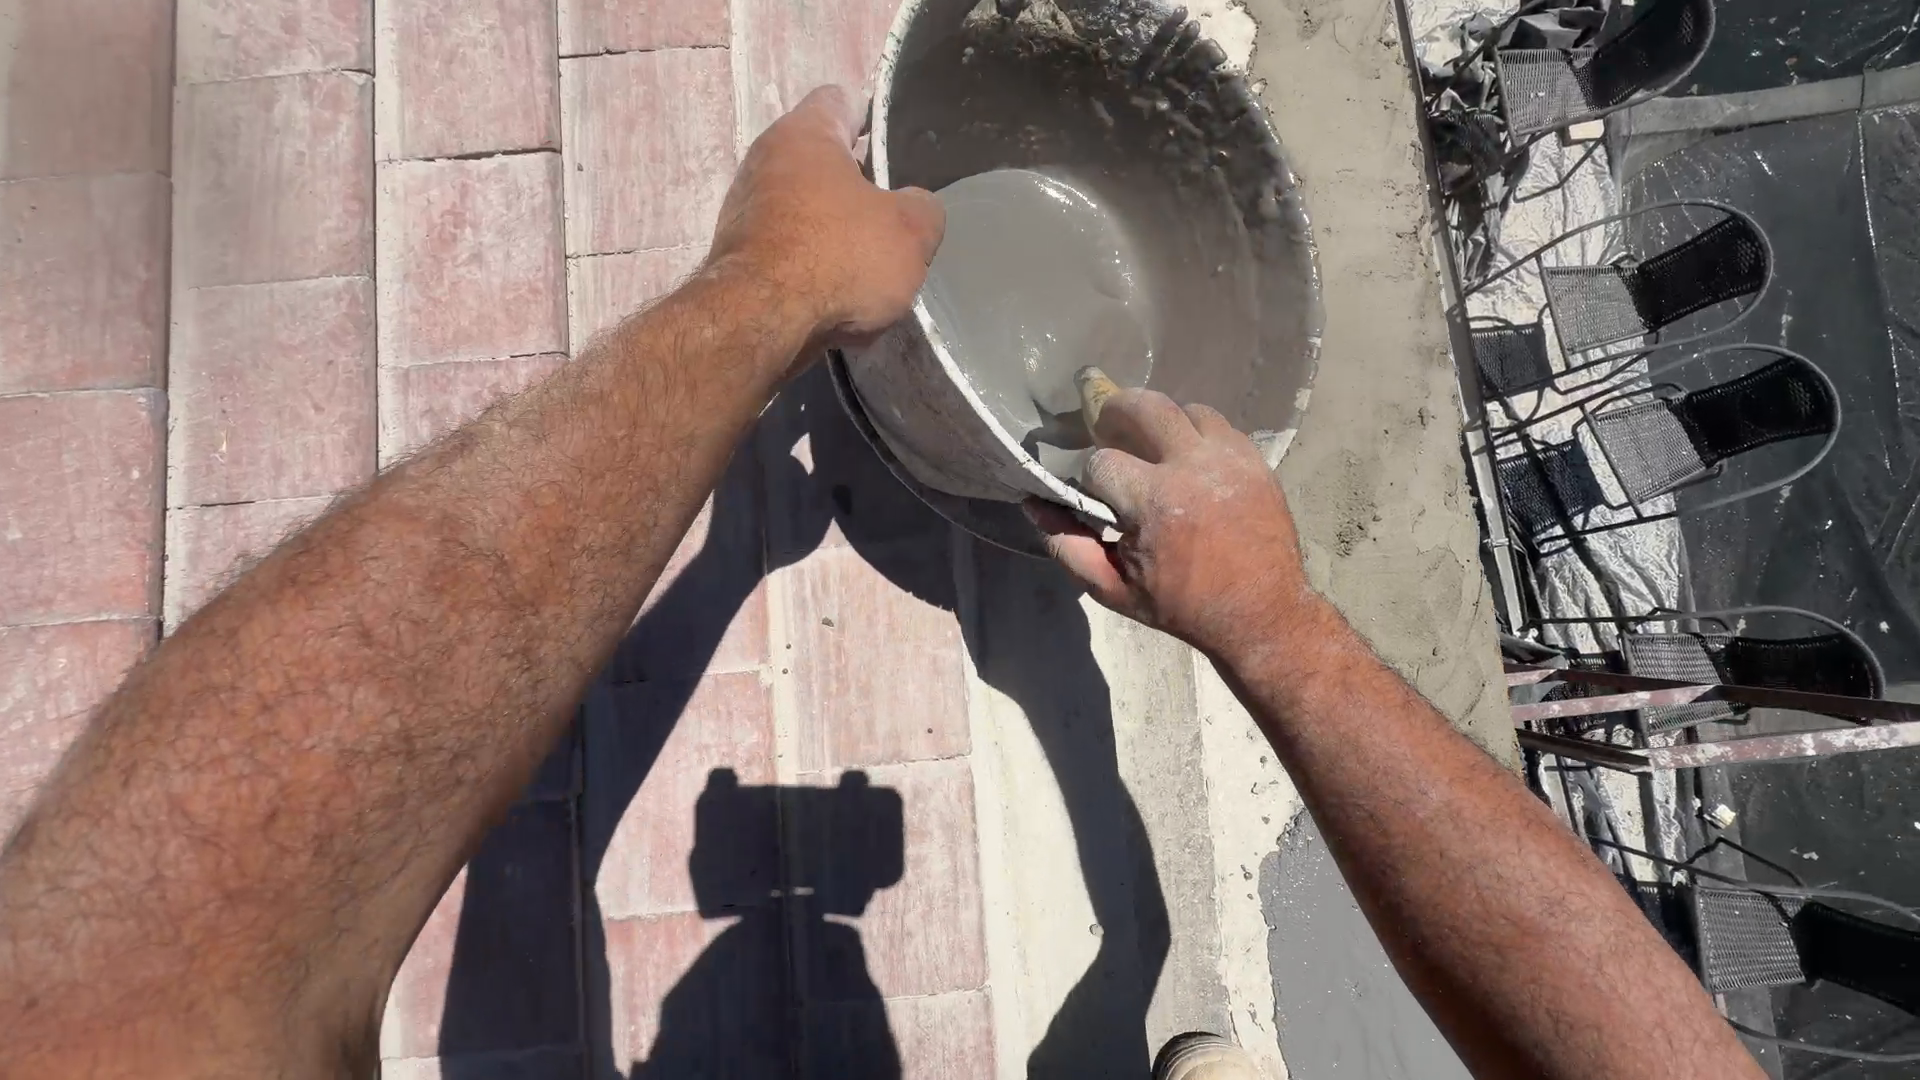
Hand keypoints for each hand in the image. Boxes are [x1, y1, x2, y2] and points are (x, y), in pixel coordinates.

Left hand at [706, 85, 944, 346]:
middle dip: (857, 193)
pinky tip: (835, 301)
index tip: (892, 153)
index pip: (841, 102)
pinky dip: (812, 273)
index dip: (870, 122)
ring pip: (806, 216)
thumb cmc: (840, 258)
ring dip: (835, 239)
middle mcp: (765, 162)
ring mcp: (745, 213)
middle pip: (822, 166)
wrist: (764, 321)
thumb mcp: (911, 233)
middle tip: (891, 223)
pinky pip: (788, 257)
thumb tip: (915, 208)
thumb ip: (925, 210)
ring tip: (867, 272)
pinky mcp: (739, 260)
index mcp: (805, 135)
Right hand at [1025, 389, 1324, 663]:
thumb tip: (1036, 506)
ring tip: (1152, 445)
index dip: (1091, 478)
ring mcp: (1229, 459)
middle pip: (1144, 406)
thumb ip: (1068, 546)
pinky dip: (1195, 433)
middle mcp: (1192, 468)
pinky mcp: (1255, 460)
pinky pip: (1218, 424)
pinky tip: (1188, 457)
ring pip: (1185, 409)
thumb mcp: (1112, 589)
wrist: (1260, 613)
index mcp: (1154, 503)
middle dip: (1116, 414)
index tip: (1100, 499)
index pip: (1101, 462)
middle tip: (1107, 428)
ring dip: (1161, 421)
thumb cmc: (1181, 606)